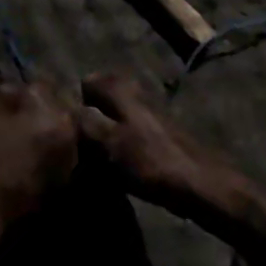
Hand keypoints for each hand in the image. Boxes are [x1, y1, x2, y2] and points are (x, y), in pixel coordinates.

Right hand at [76, 72, 250, 220]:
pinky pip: (128, 130)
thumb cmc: (150, 161)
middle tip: (84, 148)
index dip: (75, 105)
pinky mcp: (158, 129)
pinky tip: (121, 165)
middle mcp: (133, 90)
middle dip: (90, 119)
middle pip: (100, 98)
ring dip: (105, 134)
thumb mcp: (108, 144)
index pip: (85, 83)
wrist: (200, 182)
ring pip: (114, 114)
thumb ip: (84, 124)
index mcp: (119, 87)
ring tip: (99, 160)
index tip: (71, 131)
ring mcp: (148, 109)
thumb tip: (65, 112)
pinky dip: (121, 143)